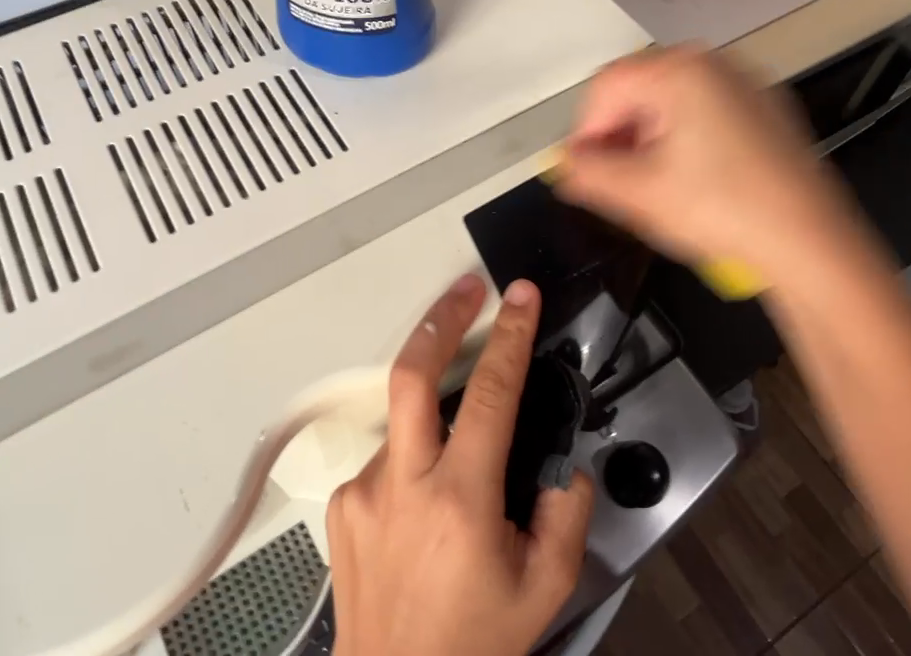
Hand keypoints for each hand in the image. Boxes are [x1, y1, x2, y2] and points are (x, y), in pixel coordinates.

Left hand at [327, 274, 594, 655]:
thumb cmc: (470, 643)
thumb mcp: (545, 589)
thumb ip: (566, 517)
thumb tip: (564, 469)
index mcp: (459, 502)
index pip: (487, 395)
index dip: (509, 337)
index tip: (520, 298)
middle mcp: (402, 486)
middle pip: (411, 373)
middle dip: (441, 318)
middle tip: (468, 289)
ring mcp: (363, 492)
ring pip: (404, 420)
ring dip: (435, 413)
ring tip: (461, 458)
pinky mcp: (343, 505)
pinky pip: (386, 459)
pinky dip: (414, 460)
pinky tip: (428, 503)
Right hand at [552, 47, 860, 276]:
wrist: (810, 244)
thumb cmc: (729, 212)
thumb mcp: (638, 194)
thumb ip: (585, 172)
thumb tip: (564, 164)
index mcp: (681, 70)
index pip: (605, 87)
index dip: (585, 131)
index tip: (583, 171)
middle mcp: (715, 63)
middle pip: (638, 89)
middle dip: (617, 134)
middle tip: (614, 181)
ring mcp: (746, 84)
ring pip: (671, 102)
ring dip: (648, 138)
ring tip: (651, 185)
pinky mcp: (766, 110)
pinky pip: (706, 112)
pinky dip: (684, 139)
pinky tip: (690, 180)